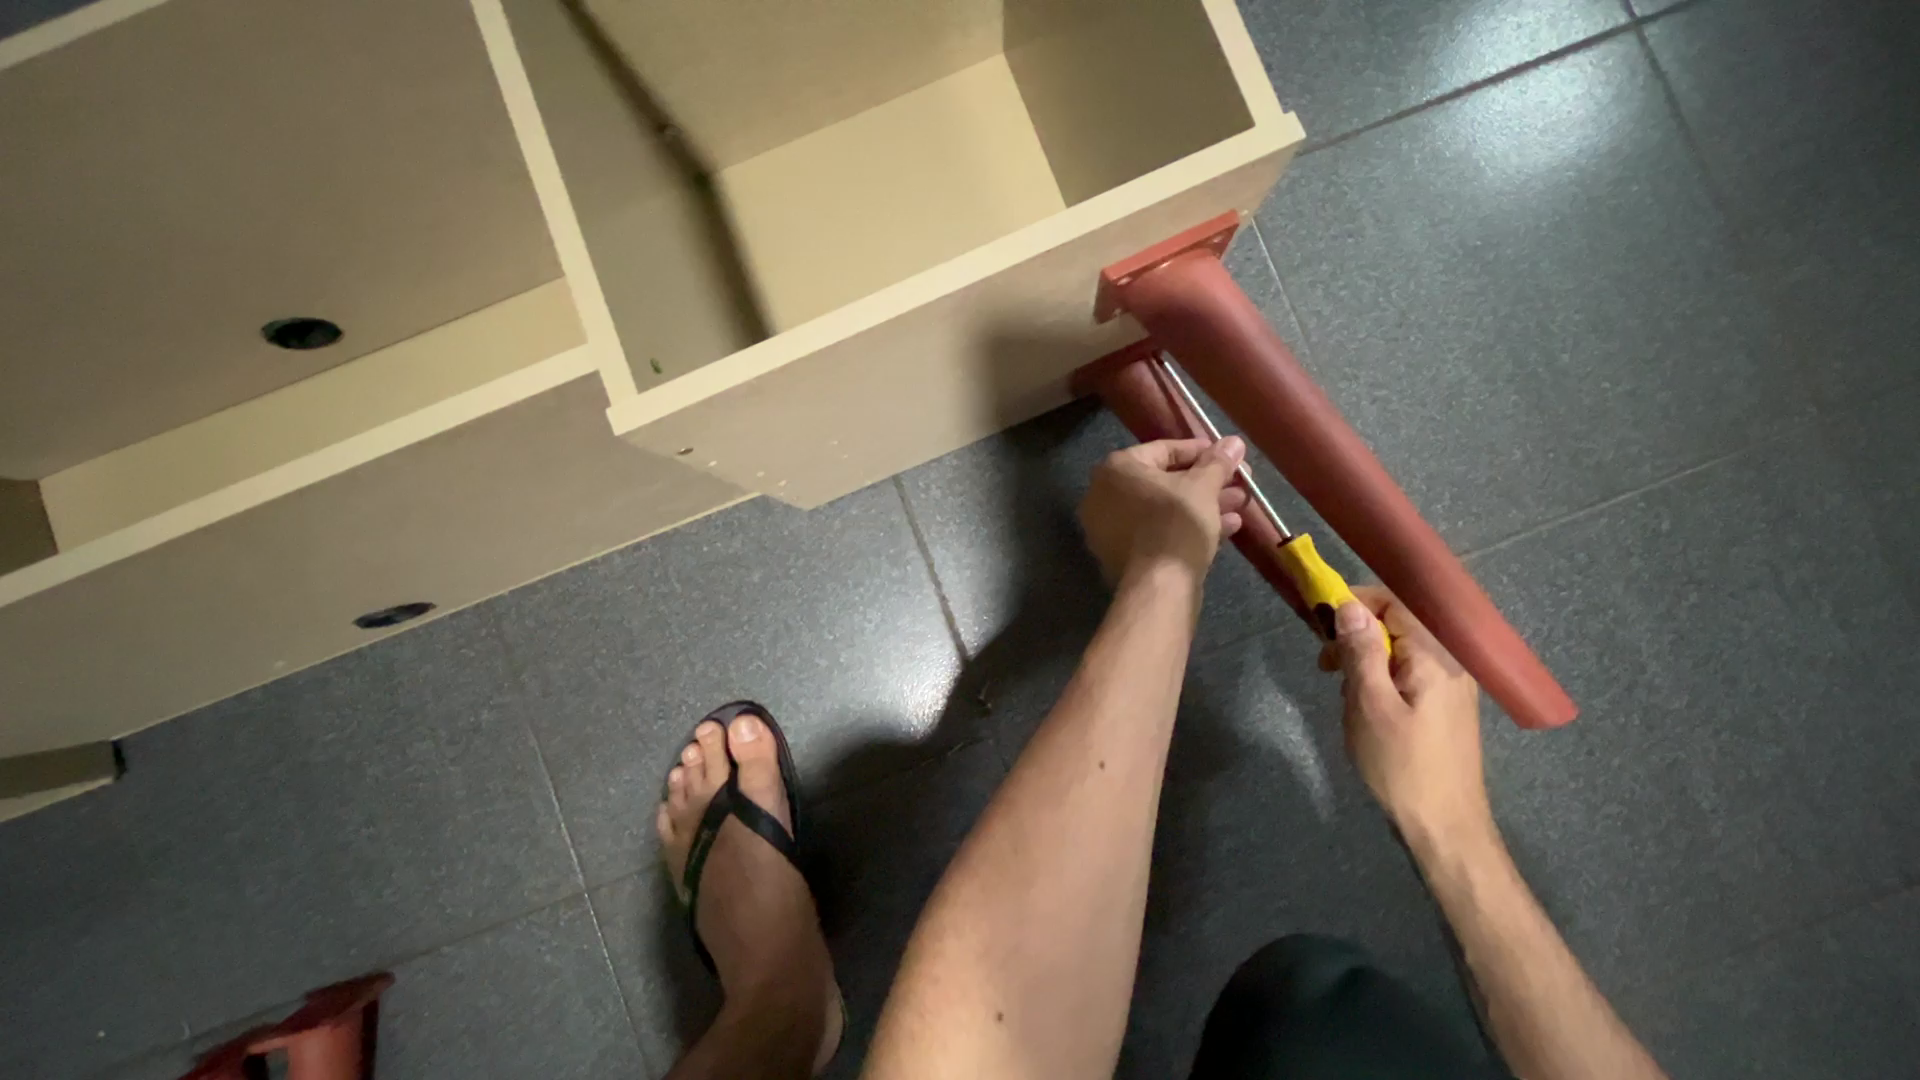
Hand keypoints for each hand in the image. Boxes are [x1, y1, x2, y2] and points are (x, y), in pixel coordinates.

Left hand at [1078, 436, 1249, 585]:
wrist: (1158, 585)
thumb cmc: (1177, 523)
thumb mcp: (1203, 487)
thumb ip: (1217, 462)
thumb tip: (1234, 442)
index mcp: (1116, 469)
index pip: (1164, 450)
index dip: (1201, 451)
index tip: (1228, 455)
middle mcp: (1103, 494)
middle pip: (1164, 481)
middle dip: (1206, 483)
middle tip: (1238, 484)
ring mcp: (1108, 527)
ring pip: (1162, 509)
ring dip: (1202, 505)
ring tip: (1239, 505)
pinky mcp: (1120, 555)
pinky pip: (1156, 531)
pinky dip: (1185, 527)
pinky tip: (1226, 529)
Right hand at [1331, 586, 1493, 850]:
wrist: (1444, 826)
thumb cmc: (1402, 765)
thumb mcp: (1370, 704)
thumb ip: (1361, 651)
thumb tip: (1348, 606)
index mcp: (1434, 657)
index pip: (1394, 604)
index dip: (1354, 604)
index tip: (1320, 624)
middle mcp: (1449, 663)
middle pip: (1396, 624)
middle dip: (1355, 636)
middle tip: (1325, 667)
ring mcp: (1450, 686)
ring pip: (1399, 650)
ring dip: (1364, 661)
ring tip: (1344, 694)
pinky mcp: (1445, 706)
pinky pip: (1407, 673)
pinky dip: (1380, 679)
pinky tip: (1365, 708)